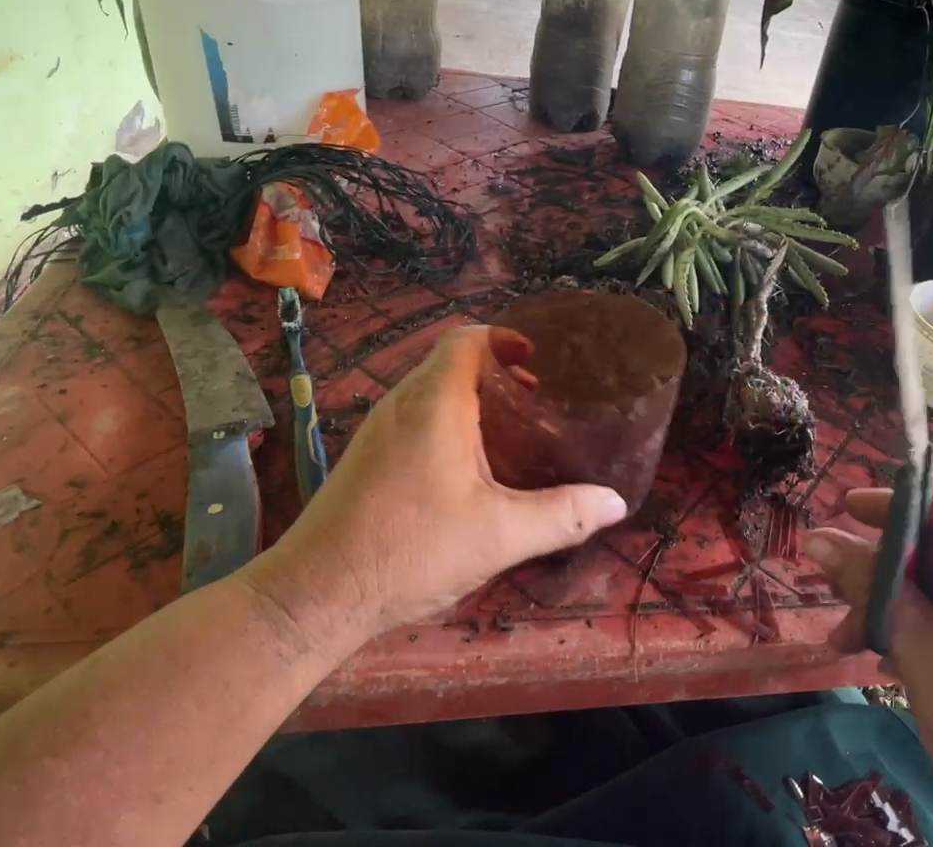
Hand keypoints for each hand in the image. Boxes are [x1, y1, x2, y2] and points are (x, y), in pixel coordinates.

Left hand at [242, 325, 628, 648]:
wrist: (315, 594)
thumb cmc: (410, 551)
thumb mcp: (499, 536)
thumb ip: (563, 516)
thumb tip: (617, 502)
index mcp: (434, 404)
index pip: (467, 339)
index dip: (506, 339)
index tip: (541, 362)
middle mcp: (402, 404)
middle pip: (452, 361)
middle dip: (500, 372)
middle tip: (542, 399)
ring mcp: (380, 430)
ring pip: (433, 390)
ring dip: (475, 398)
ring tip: (517, 430)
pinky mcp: (370, 457)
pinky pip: (418, 417)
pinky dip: (452, 421)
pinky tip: (474, 467)